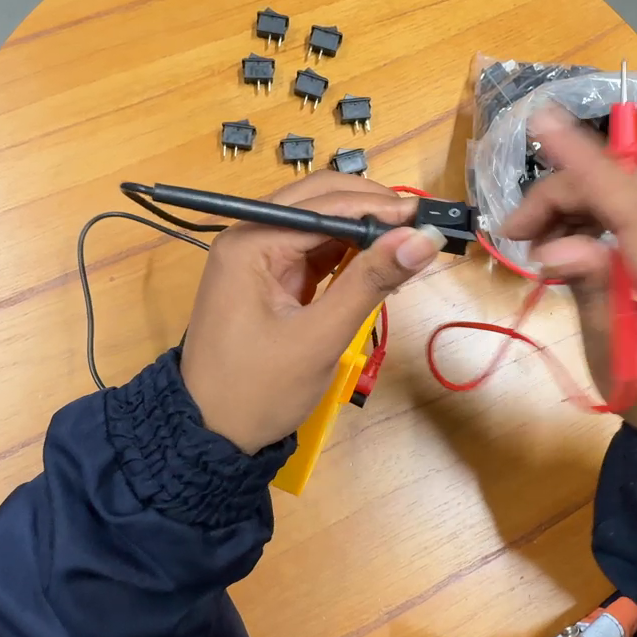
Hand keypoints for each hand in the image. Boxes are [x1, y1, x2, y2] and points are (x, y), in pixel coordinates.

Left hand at [182, 172, 445, 452]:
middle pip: (319, 201)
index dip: (377, 207)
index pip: (323, 204)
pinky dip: (348, 253)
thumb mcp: (319, 338)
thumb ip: (370, 282)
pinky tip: (380, 260)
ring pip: (320, 223)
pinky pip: (315, 250)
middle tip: (421, 227)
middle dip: (371, 209)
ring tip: (409, 241)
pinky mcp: (270, 276)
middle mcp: (250, 235)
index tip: (426, 217)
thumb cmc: (258, 390)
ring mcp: (259, 255)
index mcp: (251, 241)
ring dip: (362, 229)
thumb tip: (422, 239)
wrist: (210, 435)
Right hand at [501, 108, 636, 457]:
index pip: (633, 210)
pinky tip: (580, 239)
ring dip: (586, 200)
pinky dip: (610, 212)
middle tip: (517, 228)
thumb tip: (552, 246)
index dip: (585, 164)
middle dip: (567, 191)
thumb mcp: (616, 362)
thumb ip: (590, 291)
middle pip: (634, 192)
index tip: (543, 124)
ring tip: (541, 238)